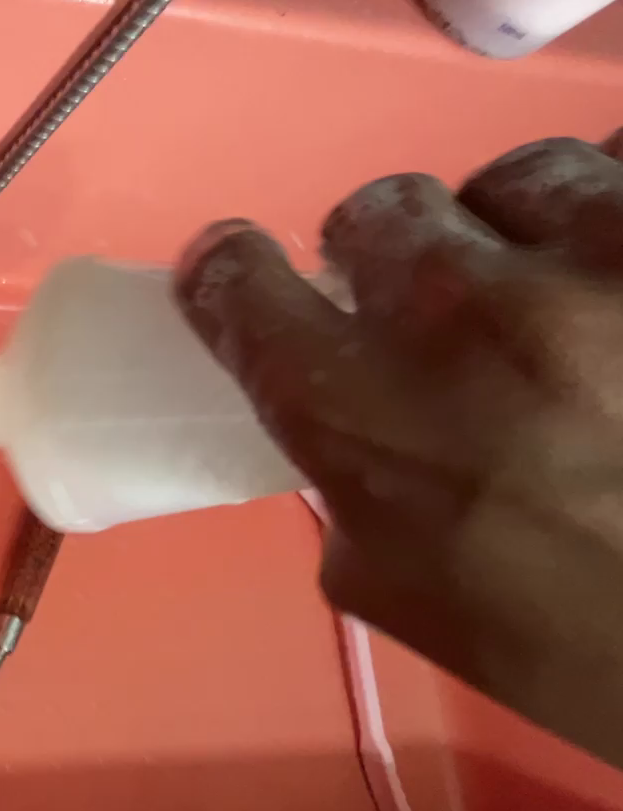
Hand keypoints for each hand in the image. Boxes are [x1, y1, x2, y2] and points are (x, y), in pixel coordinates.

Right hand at [173, 132, 622, 757]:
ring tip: (565, 281)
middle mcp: (460, 309)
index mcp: (349, 402)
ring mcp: (616, 261)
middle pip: (379, 208)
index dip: (225, 272)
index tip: (234, 273)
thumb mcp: (384, 577)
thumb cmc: (560, 636)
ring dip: (518, 223)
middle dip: (382, 251)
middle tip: (424, 300)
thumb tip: (354, 441)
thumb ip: (347, 478)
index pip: (238, 287)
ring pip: (524, 174)